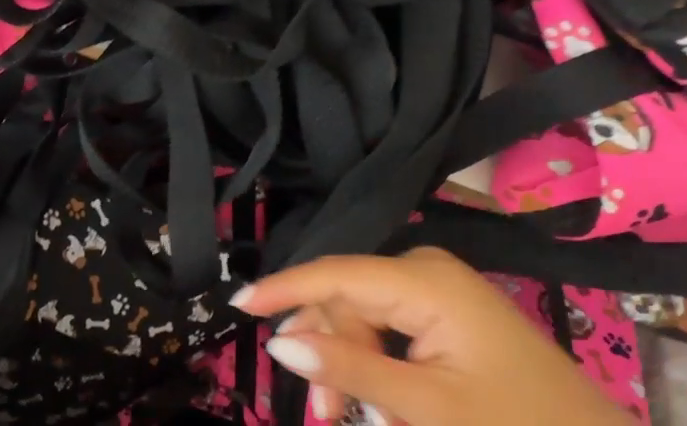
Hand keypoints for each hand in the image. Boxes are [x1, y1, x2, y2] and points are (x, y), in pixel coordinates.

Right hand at [228, 247, 632, 425]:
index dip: (281, 289)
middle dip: (327, 351)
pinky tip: (380, 406)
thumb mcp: (429, 408)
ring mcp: (441, 295)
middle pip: (345, 300)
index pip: (333, 274)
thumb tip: (277, 343)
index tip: (236, 305)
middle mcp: (427, 274)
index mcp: (425, 281)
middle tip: (323, 412)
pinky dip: (377, 367)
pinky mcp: (450, 319)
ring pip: (363, 319)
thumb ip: (349, 369)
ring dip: (349, 366)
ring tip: (347, 416)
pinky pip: (390, 331)